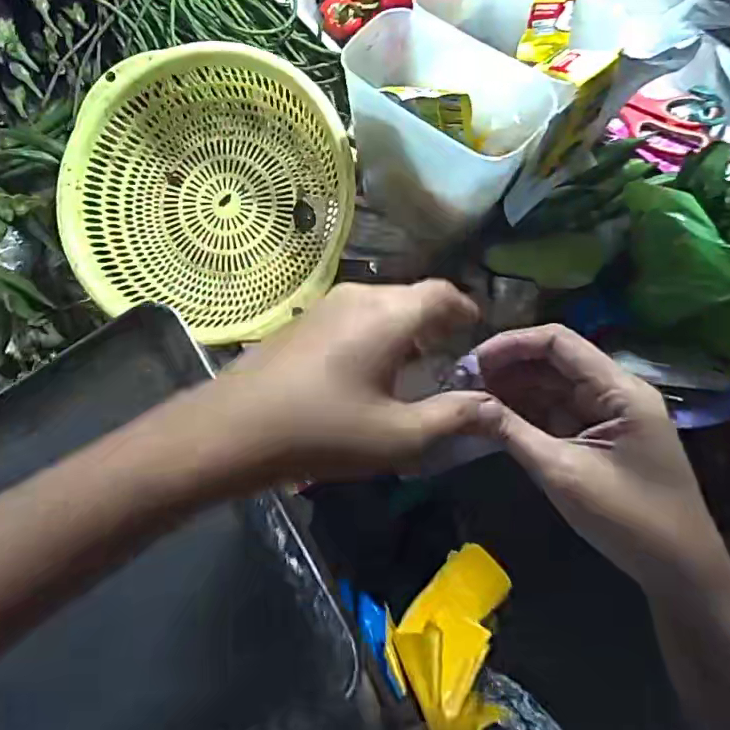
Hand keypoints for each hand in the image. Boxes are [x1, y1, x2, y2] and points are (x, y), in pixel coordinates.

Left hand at [190, 281, 491, 481]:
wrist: (234, 426)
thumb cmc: (323, 431)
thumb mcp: (397, 436)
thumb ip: (452, 417)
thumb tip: (495, 408)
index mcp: (389, 314)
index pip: (442, 293)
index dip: (464, 309)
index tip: (475, 330)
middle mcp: (359, 296)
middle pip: (411, 296)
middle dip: (436, 320)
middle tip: (449, 351)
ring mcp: (326, 304)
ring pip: (381, 303)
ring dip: (404, 325)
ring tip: (414, 361)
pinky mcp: (304, 318)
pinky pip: (354, 313)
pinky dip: (376, 329)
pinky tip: (369, 365)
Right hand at [473, 325, 729, 593]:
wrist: (682, 575)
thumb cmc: (629, 520)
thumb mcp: (563, 474)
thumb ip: (512, 431)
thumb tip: (467, 401)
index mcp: (620, 390)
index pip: (558, 342)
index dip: (512, 344)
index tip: (473, 361)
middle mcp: (616, 391)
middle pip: (554, 360)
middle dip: (508, 367)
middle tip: (464, 381)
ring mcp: (610, 414)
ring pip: (553, 385)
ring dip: (514, 389)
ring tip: (472, 397)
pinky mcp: (602, 436)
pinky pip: (558, 411)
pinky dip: (527, 412)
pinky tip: (496, 416)